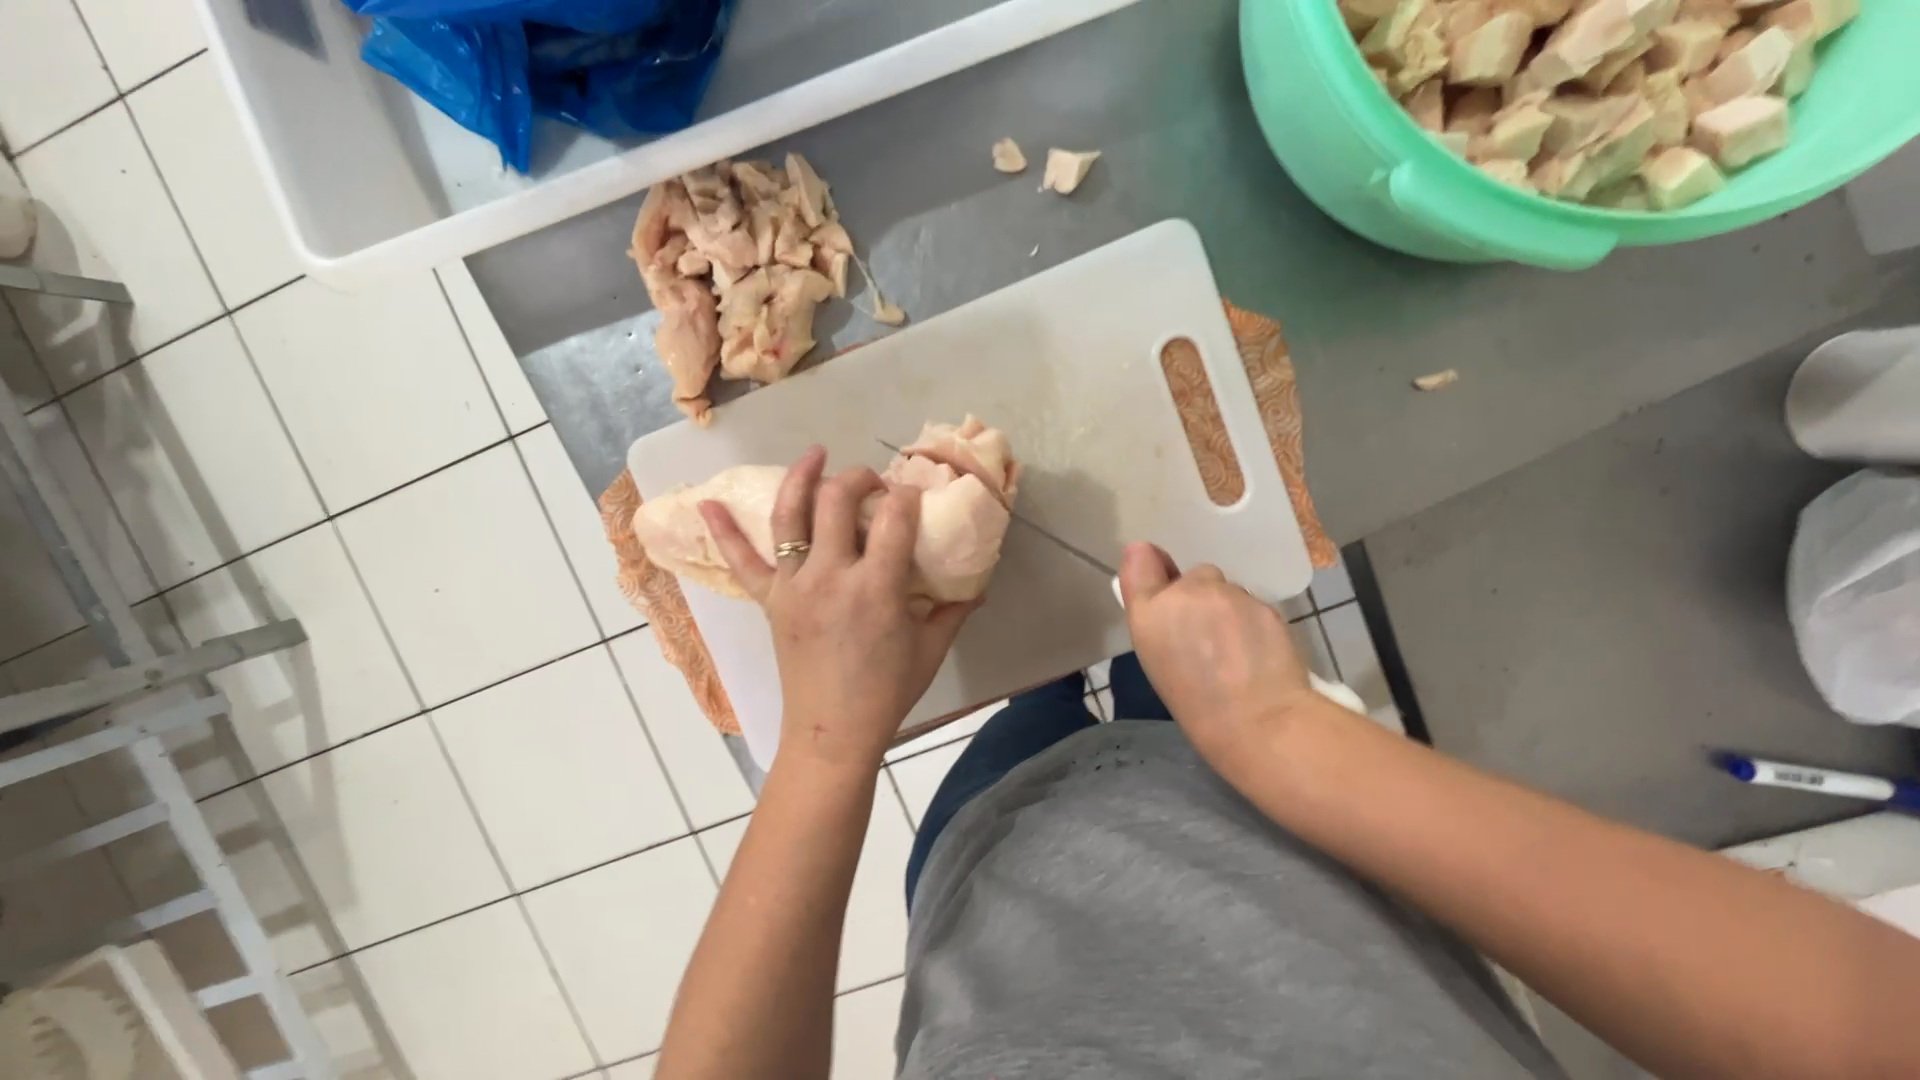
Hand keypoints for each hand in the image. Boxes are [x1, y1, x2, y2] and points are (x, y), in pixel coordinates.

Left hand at [701, 447, 976, 771]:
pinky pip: (742, 562)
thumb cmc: (887, 692)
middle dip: (859, 477)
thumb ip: (954, 610)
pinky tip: (707, 501)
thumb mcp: (931, 649)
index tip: (913, 495)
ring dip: (802, 477)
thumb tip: (977, 584)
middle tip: (874, 482)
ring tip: (817, 454)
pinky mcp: (771, 601)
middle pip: (837, 500)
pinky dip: (723, 531)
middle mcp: (831, 576)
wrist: (833, 732)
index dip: (907, 494)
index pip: (894, 516)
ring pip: (790, 516)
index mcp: (876, 587)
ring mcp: (794, 586)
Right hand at [1119, 542, 1323, 771]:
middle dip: (1200, 598)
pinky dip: (1255, 623)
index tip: (1165, 585)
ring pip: (1227, 592)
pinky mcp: (1264, 603)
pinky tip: (1260, 654)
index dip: (1154, 569)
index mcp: (1149, 612)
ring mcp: (1228, 594)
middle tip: (1208, 638)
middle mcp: (1185, 592)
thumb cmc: (1196, 707)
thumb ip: (1158, 622)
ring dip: (1229, 611)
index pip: (1140, 560)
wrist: (1258, 721)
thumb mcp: (1157, 662)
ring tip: (1237, 652)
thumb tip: (1167, 604)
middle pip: (1193, 577)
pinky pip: (1254, 606)